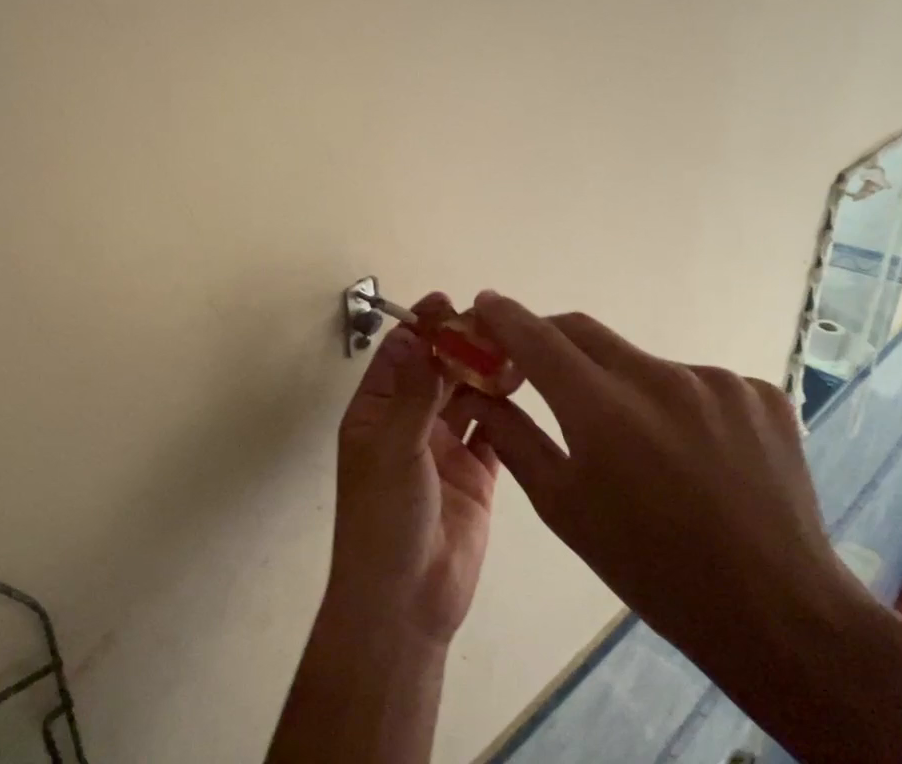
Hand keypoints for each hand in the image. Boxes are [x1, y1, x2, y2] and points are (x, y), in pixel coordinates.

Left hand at [327, 292, 499, 646]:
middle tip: (496, 324)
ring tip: (515, 352)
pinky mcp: (476, 476)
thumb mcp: (393, 448)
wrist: (407, 599)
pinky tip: (526, 388)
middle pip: (436, 374)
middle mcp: (408, 427)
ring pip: (466, 400)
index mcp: (375, 415)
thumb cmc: (385, 519)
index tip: (449, 301)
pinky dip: (505, 412)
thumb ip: (412, 393)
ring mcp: (443, 452)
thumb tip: (416, 335)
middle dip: (460, 348)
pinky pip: (493, 434)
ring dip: (485, 376)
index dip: (421, 329)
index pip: (398, 359)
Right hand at [455, 291, 866, 666]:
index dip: (503, 316)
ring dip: (619, 384)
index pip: (537, 337)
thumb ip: (513, 438)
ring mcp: (718, 381)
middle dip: (550, 340)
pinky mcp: (762, 394)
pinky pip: (697, 383)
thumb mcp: (563, 507)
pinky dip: (676, 404)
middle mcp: (660, 378)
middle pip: (584, 332)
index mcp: (602, 409)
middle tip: (535, 369)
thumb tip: (475, 393)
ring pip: (643, 363)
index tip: (483, 305)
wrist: (775, 610)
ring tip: (635, 445)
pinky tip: (690, 453)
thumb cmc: (649, 567)